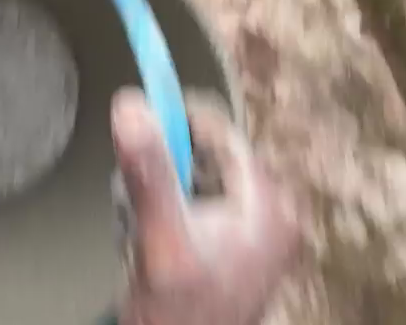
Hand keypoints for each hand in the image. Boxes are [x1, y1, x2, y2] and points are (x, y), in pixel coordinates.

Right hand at [111, 89, 300, 324]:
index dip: (175, 124)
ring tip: (140, 220)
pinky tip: (150, 234)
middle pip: (204, 149)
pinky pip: (193, 193)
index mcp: (272, 207)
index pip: (220, 131)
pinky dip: (165, 203)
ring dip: (158, 185)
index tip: (139, 131)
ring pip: (193, 169)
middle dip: (163, 165)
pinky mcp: (235, 238)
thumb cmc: (178, 312)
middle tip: (138, 196)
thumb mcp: (160, 238)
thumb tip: (131, 103)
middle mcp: (273, 211)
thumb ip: (149, 172)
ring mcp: (255, 226)